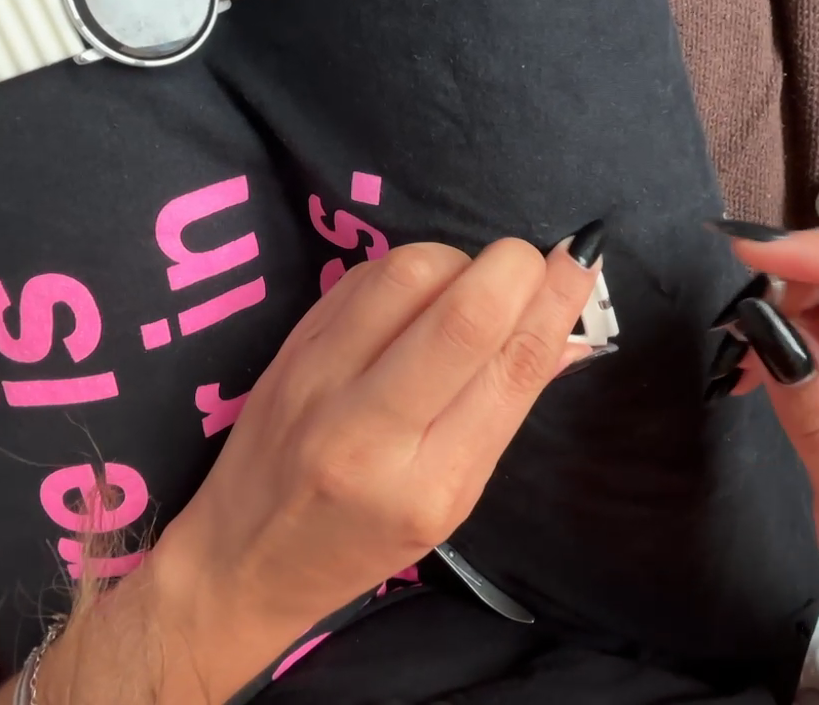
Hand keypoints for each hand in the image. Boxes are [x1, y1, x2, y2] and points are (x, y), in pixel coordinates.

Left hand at [139, 229, 602, 701]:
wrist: (240, 558)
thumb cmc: (356, 543)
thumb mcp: (449, 502)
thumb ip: (501, 409)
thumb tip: (565, 333)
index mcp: (429, 486)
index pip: (508, 371)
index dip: (553, 303)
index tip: (578, 260)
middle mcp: (371, 429)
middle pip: (462, 315)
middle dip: (511, 268)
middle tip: (527, 262)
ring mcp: (320, 378)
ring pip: (408, 274)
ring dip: (456, 259)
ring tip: (465, 284)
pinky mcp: (292, 343)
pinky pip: (365, 274)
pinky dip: (411, 266)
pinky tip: (420, 289)